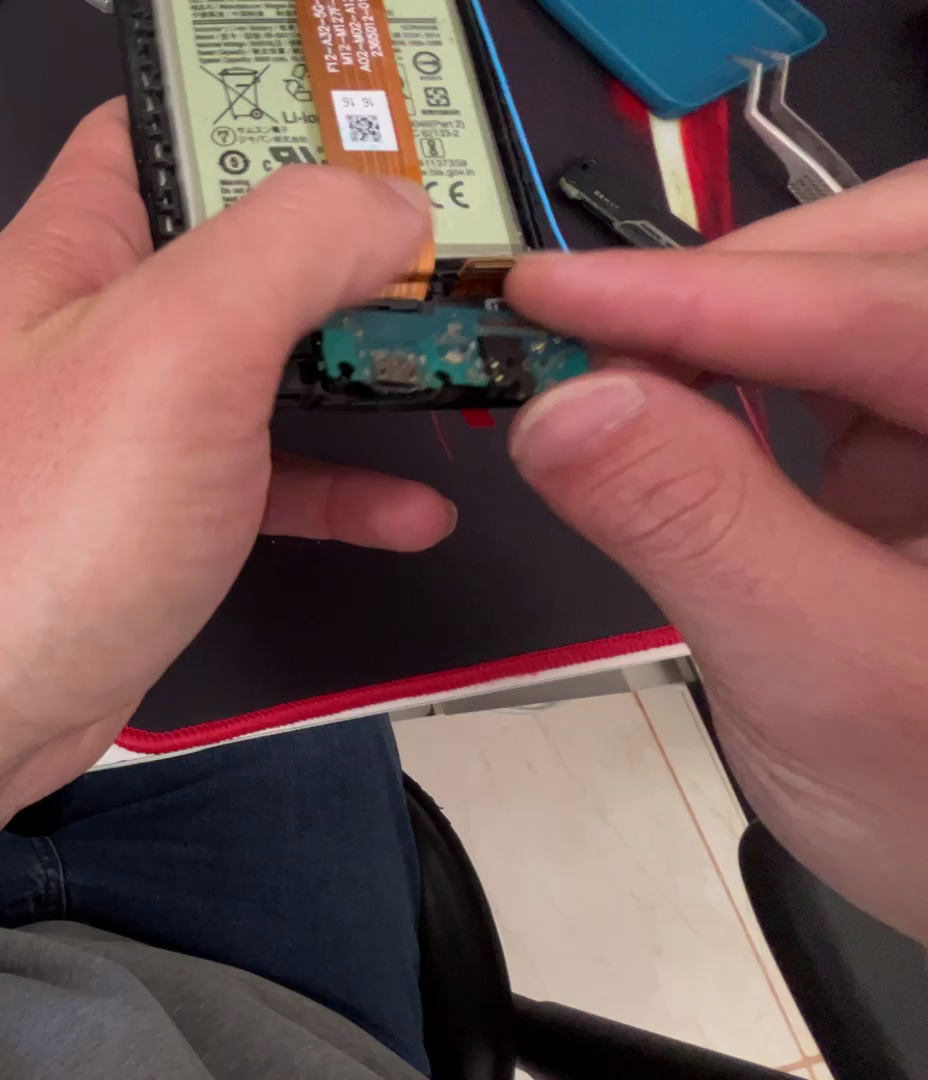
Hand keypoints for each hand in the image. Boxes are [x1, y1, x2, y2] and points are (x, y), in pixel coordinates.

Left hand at [0, 100, 448, 804]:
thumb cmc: (38, 534)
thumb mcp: (172, 350)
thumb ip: (284, 245)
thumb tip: (382, 206)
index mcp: (72, 256)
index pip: (161, 127)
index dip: (263, 111)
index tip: (378, 130)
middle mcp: (93, 335)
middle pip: (234, 245)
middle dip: (346, 244)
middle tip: (452, 257)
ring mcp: (126, 430)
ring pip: (260, 365)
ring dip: (358, 365)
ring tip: (459, 366)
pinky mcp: (153, 515)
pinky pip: (261, 475)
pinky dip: (335, 481)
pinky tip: (406, 507)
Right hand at [506, 161, 927, 941]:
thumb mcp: (816, 669)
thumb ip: (690, 526)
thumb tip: (555, 409)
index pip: (901, 317)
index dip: (708, 296)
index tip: (543, 291)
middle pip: (911, 254)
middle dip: (739, 272)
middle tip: (585, 328)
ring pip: (856, 290)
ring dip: (714, 309)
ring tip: (596, 358)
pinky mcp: (920, 441)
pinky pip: (813, 356)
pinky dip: (713, 357)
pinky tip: (646, 390)